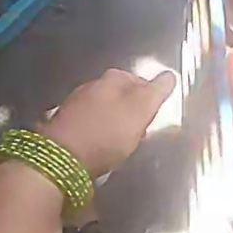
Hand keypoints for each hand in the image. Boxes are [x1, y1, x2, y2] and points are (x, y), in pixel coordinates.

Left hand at [36, 68, 177, 176]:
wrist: (63, 157)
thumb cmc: (108, 133)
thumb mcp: (140, 112)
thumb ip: (156, 93)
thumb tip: (169, 75)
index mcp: (113, 79)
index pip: (138, 79)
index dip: (150, 95)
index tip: (155, 111)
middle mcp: (92, 85)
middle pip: (119, 92)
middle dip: (131, 105)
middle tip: (143, 124)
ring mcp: (75, 104)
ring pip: (103, 106)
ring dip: (115, 117)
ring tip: (125, 135)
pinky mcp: (65, 124)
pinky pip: (90, 121)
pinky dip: (100, 128)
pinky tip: (103, 142)